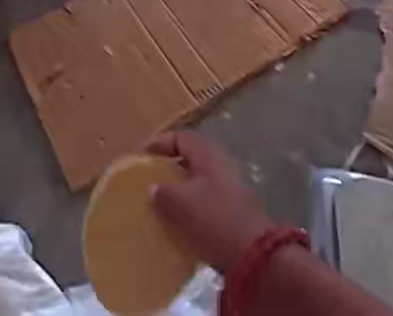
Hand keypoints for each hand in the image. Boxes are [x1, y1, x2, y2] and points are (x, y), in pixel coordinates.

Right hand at [145, 131, 277, 270]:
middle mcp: (220, 163)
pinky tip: (176, 223)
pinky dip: (188, 206)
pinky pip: (204, 200)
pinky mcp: (232, 209)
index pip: (179, 137)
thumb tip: (152, 187)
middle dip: (166, 167)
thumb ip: (163, 192)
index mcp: (208, 153)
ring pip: (196, 180)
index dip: (157, 144)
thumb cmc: (215, 220)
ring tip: (157, 203)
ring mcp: (229, 186)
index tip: (137, 158)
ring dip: (177, 189)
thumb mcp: (182, 204)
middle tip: (145, 180)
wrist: (254, 256)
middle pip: (188, 157)